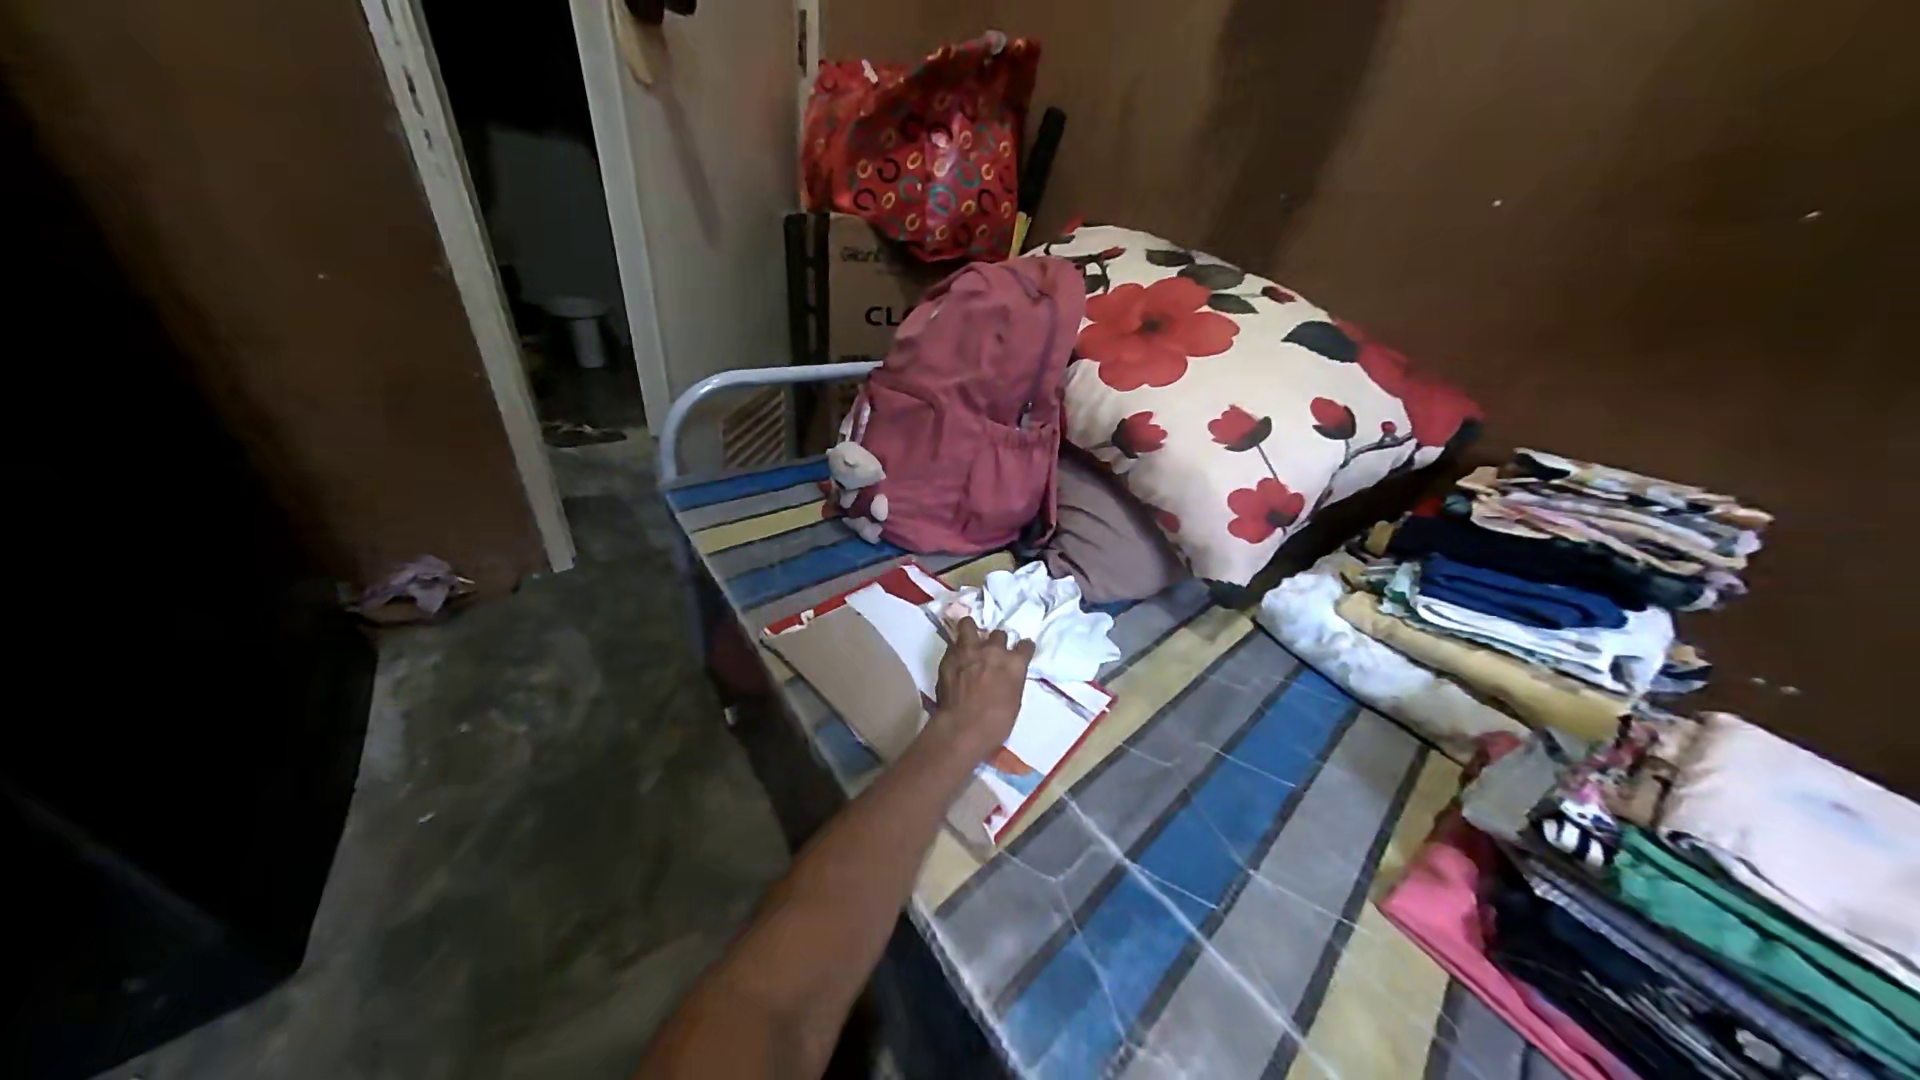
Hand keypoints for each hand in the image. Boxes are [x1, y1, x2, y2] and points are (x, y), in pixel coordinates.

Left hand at [930, 617, 1033, 761]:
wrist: (963, 727)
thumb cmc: (995, 723)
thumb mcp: (1014, 701)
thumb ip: (1011, 680)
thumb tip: (1006, 676)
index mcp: (1014, 664)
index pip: (1025, 645)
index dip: (1023, 648)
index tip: (1021, 651)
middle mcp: (993, 651)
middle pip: (998, 634)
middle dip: (996, 642)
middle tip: (992, 652)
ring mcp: (969, 651)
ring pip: (968, 624)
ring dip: (970, 630)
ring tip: (969, 639)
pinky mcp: (948, 657)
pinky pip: (952, 645)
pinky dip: (955, 651)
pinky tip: (955, 660)